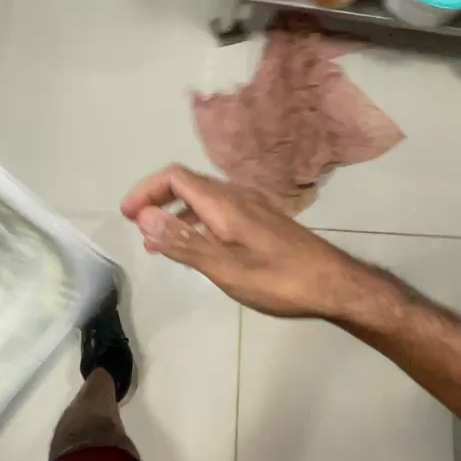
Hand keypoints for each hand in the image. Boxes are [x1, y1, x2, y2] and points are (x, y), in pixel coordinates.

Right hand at [120, 164, 386, 320]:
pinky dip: (198, 222)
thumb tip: (144, 216)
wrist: (334, 285)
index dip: (146, 190)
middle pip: (189, 183)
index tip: (126, 214)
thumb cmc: (278, 279)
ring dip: (177, 214)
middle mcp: (238, 196)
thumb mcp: (225, 267)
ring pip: (205, 199)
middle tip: (136, 225)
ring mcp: (253, 208)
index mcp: (225, 203)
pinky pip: (220, 211)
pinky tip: (198, 248)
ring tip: (157, 242)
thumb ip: (183, 242)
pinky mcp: (264, 222)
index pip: (176, 176)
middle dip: (158, 199)